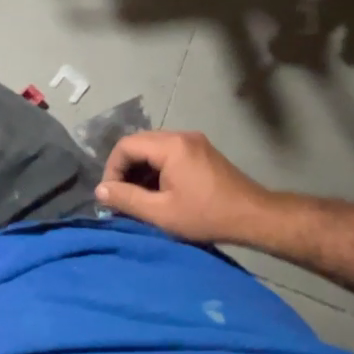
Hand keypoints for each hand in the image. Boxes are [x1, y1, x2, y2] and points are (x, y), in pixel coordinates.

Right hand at [94, 130, 270, 242]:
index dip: (112, 169)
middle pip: (139, 144)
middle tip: (121, 196)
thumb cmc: (206, 216)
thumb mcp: (161, 213)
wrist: (254, 217)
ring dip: (140, 170)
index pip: (126, 145)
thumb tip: (100, 191)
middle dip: (125, 169)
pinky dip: (156, 170)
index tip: (111, 194)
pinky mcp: (202, 152)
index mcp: (171, 146)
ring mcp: (194, 142)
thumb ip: (126, 199)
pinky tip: (157, 192)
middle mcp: (182, 136)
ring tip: (137, 198)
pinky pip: (169, 154)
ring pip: (153, 149)